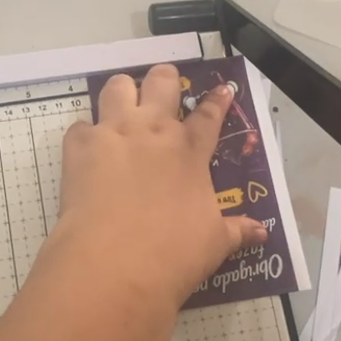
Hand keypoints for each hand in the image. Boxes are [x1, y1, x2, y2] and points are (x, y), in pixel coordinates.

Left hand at [52, 65, 266, 306]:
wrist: (113, 262)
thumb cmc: (172, 253)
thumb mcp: (214, 243)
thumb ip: (236, 231)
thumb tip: (261, 232)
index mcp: (190, 150)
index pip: (209, 114)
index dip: (217, 100)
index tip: (222, 88)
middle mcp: (153, 130)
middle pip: (161, 82)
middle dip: (165, 78)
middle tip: (164, 89)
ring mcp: (114, 132)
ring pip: (117, 86)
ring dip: (122, 92)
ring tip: (122, 106)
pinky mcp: (79, 145)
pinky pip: (80, 125)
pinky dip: (85, 134)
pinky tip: (88, 150)